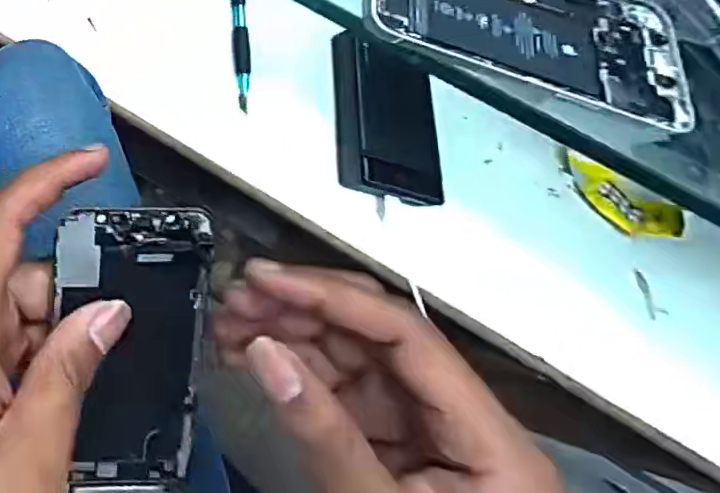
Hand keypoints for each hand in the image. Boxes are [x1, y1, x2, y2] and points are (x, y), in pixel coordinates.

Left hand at [0, 147, 132, 492]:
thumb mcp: (27, 454)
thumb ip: (70, 370)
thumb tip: (107, 312)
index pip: (2, 220)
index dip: (48, 178)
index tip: (91, 158)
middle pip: (22, 271)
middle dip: (65, 302)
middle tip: (93, 359)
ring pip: (18, 306)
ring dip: (50, 340)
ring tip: (53, 408)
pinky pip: (3, 333)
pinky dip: (34, 355)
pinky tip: (42, 403)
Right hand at [214, 262, 561, 492]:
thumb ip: (325, 436)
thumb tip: (261, 348)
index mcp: (491, 439)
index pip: (405, 333)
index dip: (330, 296)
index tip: (264, 280)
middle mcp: (462, 415)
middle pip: (375, 332)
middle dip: (299, 307)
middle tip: (235, 298)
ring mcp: (426, 425)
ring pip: (350, 349)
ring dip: (285, 329)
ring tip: (228, 322)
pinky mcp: (394, 437)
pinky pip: (339, 381)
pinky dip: (291, 362)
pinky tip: (247, 352)